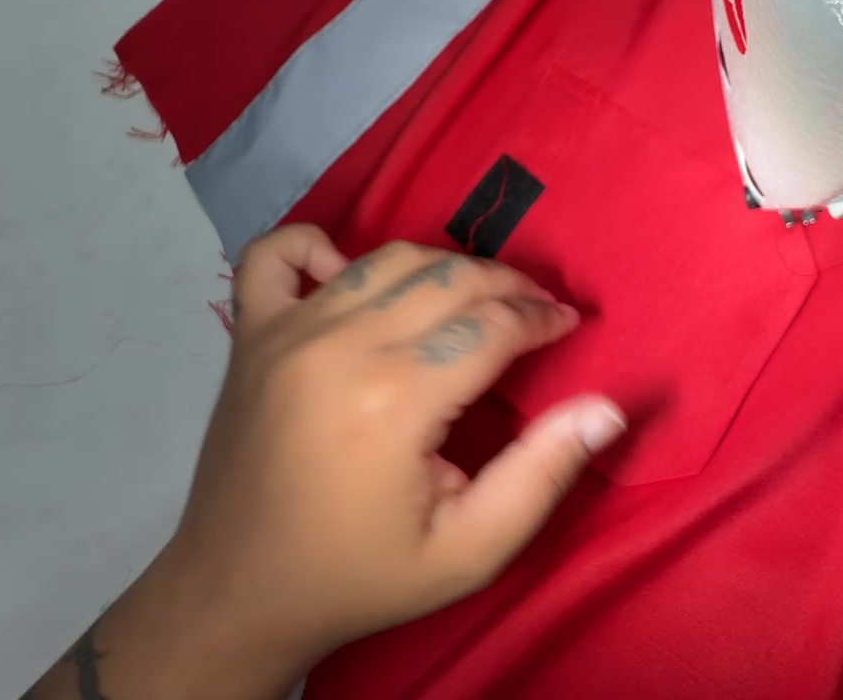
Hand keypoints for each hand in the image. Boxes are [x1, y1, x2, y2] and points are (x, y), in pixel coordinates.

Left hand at [24, 226, 625, 699]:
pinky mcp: (250, 333)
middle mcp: (339, 347)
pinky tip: (349, 272)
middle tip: (536, 308)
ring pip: (388, 258)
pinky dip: (317, 245)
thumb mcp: (470, 550)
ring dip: (444, 267)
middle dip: (509, 285)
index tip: (567, 325)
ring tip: (474, 297)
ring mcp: (286, 332)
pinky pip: (276, 253)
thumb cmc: (361, 574)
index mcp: (394, 401)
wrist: (236, 596)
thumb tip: (606, 408)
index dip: (541, 320)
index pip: (492, 327)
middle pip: (449, 280)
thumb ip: (543, 474)